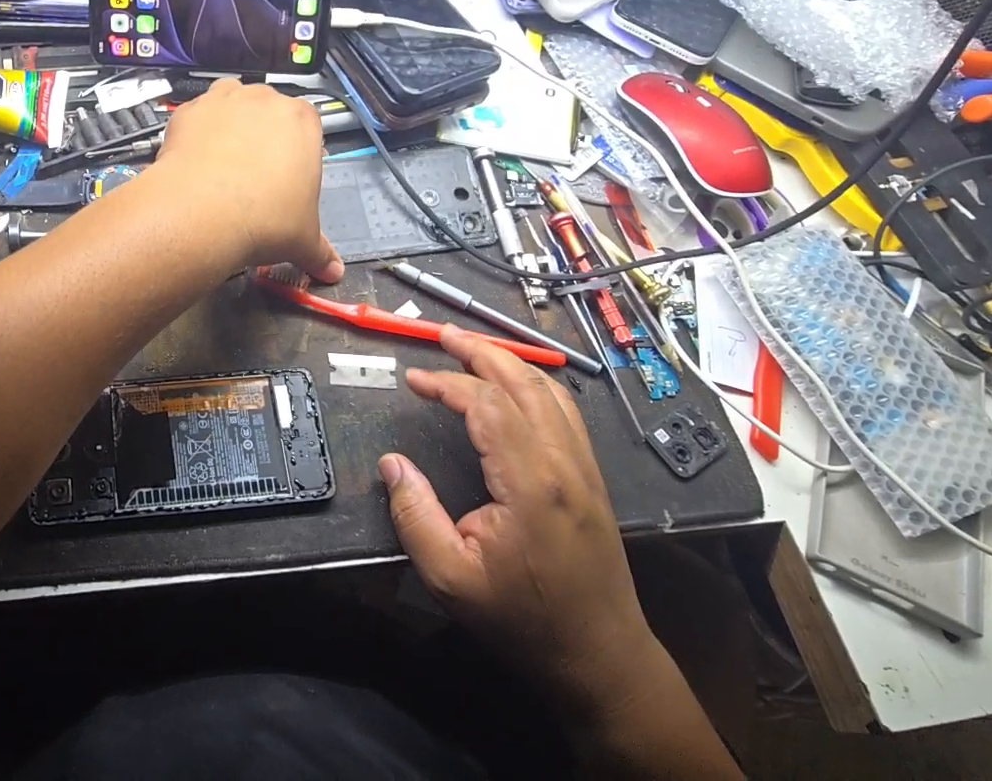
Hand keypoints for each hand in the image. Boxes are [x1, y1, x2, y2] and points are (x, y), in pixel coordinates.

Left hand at [154, 79, 341, 281]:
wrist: (203, 214)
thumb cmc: (263, 219)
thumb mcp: (302, 241)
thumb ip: (320, 252)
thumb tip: (333, 270)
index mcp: (303, 121)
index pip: (306, 127)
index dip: (295, 152)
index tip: (286, 177)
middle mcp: (264, 101)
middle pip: (267, 112)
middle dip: (261, 138)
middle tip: (252, 176)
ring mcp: (224, 100)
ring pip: (231, 105)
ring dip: (229, 126)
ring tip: (223, 164)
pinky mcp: (189, 110)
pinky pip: (196, 116)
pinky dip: (196, 133)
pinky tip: (195, 161)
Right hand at [380, 325, 656, 707]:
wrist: (598, 656)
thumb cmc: (521, 620)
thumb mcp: (450, 578)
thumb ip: (414, 515)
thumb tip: (392, 464)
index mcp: (530, 482)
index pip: (487, 405)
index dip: (447, 382)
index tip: (413, 380)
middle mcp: (563, 463)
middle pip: (526, 383)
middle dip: (482, 350)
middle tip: (443, 334)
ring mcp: (584, 468)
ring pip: (551, 393)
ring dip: (511, 363)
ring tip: (474, 349)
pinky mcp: (592, 479)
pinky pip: (565, 413)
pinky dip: (535, 386)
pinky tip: (515, 388)